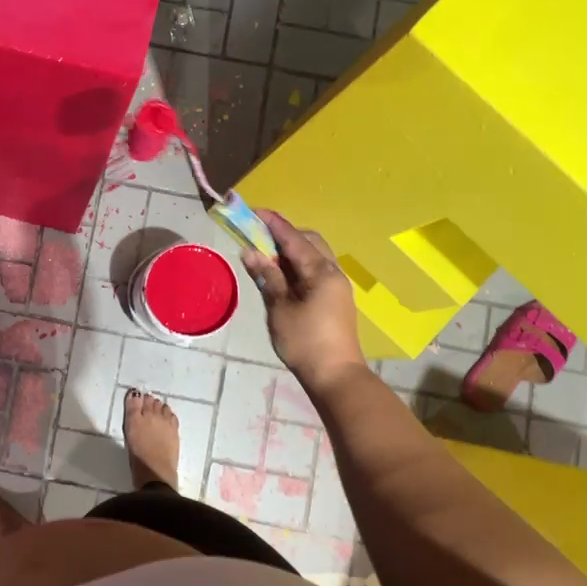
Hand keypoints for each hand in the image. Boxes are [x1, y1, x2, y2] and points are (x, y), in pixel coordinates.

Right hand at [240, 211, 366, 387]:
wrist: (335, 374)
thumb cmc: (304, 341)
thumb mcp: (279, 307)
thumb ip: (267, 276)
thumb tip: (250, 251)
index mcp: (320, 271)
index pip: (293, 237)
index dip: (273, 223)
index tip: (253, 211)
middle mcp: (332, 271)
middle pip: (308, 241)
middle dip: (283, 234)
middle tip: (257, 237)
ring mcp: (336, 285)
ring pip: (313, 255)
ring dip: (290, 250)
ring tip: (266, 256)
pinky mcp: (335, 298)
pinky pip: (315, 269)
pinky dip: (297, 265)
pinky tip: (281, 275)